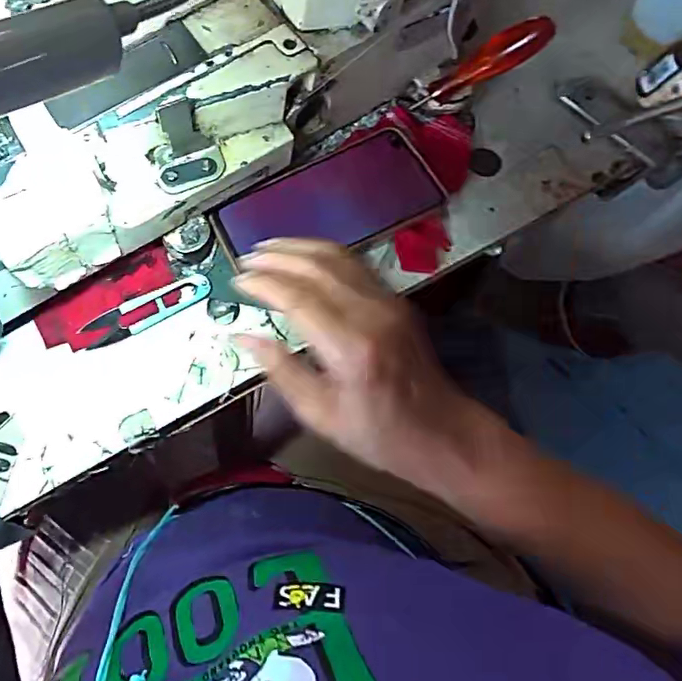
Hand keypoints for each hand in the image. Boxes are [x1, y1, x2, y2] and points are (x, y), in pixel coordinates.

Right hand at [232, 239, 528, 506]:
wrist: (443, 433)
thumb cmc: (377, 432)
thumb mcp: (319, 414)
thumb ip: (280, 370)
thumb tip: (243, 337)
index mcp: (349, 347)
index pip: (297, 299)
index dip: (263, 284)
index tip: (237, 280)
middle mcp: (370, 314)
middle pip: (316, 268)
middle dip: (276, 258)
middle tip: (245, 260)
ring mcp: (387, 302)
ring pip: (336, 257)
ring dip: (297, 247)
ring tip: (266, 249)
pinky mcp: (395, 300)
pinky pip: (353, 264)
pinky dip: (321, 253)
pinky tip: (302, 256)